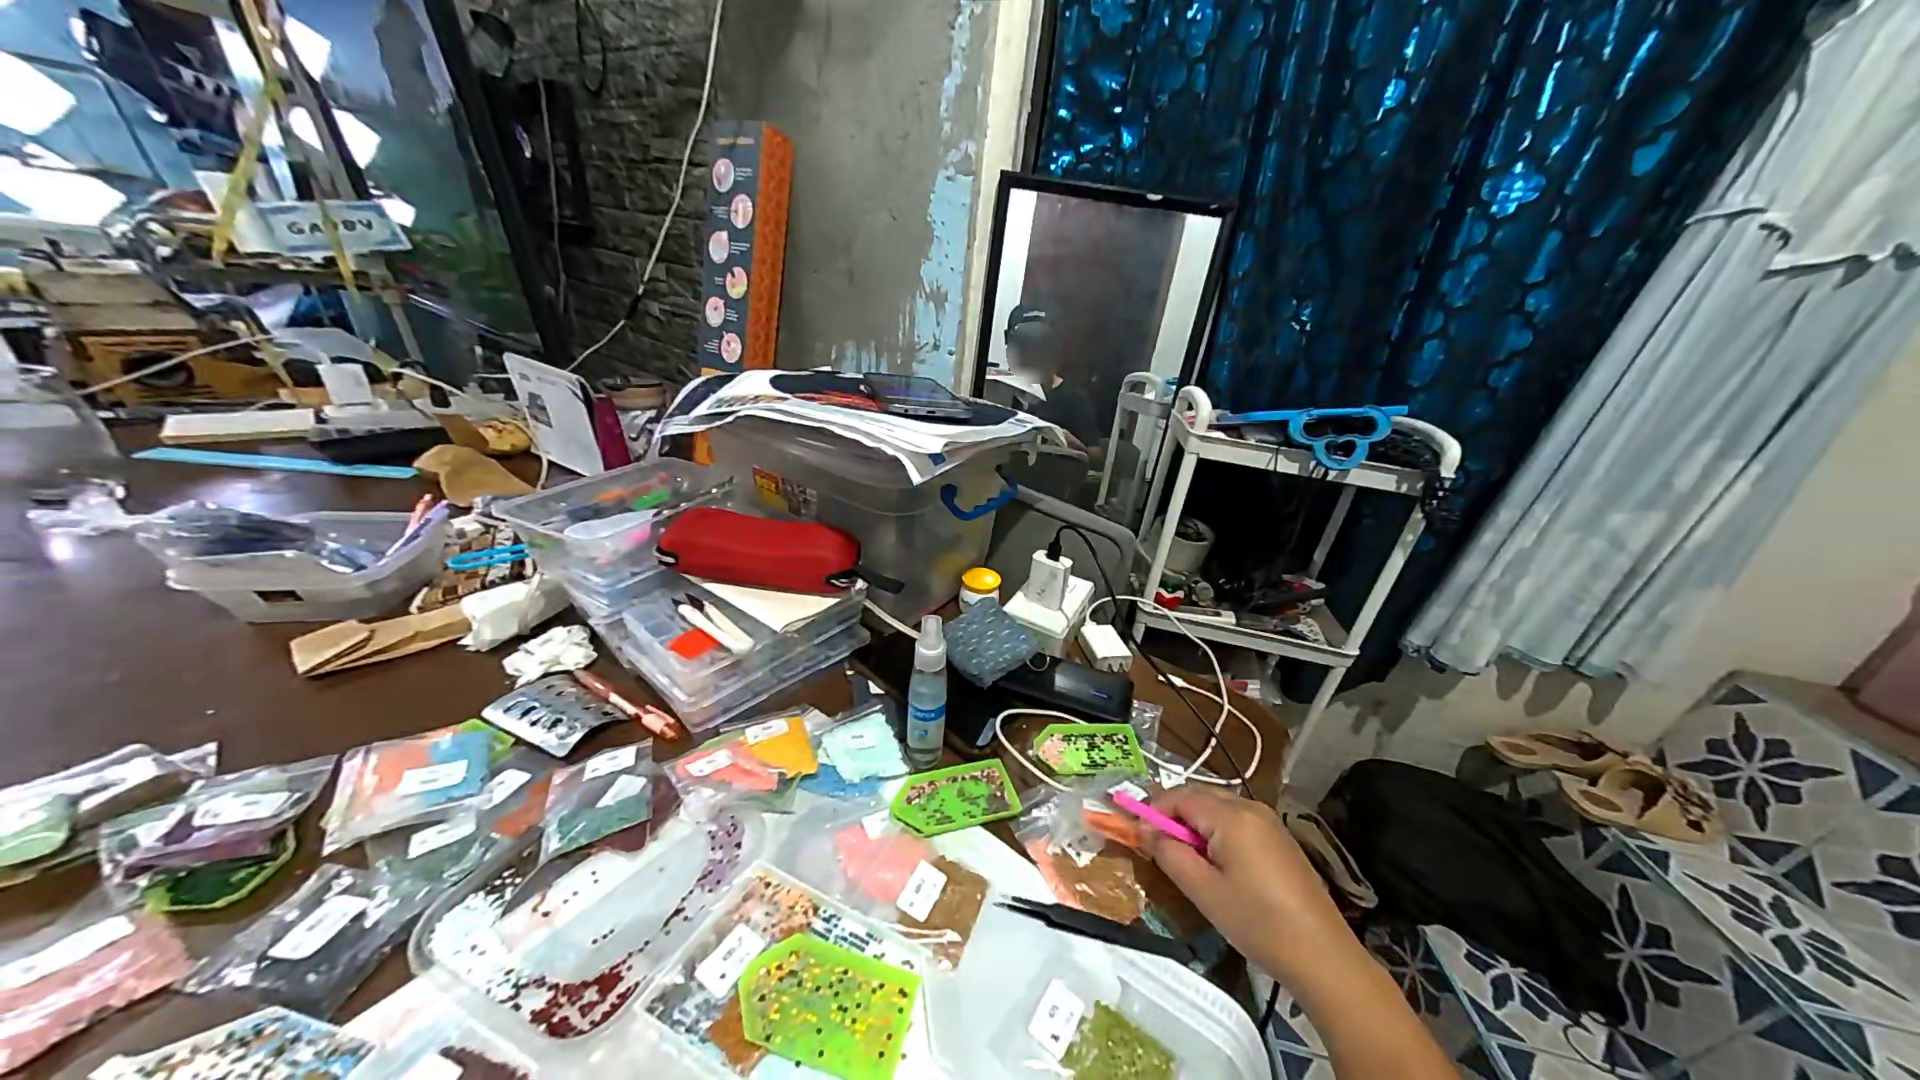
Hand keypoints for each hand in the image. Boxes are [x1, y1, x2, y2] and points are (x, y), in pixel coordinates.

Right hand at [1138, 786, 1361, 986]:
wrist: (1324, 958)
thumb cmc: (1258, 922)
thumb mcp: (1203, 891)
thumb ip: (1169, 853)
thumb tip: (1145, 831)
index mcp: (1231, 816)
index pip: (1178, 796)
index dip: (1153, 811)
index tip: (1136, 835)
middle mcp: (1251, 808)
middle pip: (1199, 797)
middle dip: (1172, 816)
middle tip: (1155, 847)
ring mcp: (1270, 823)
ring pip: (1218, 809)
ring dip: (1194, 825)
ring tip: (1184, 860)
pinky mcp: (1281, 840)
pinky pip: (1237, 823)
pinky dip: (1217, 833)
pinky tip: (1217, 866)